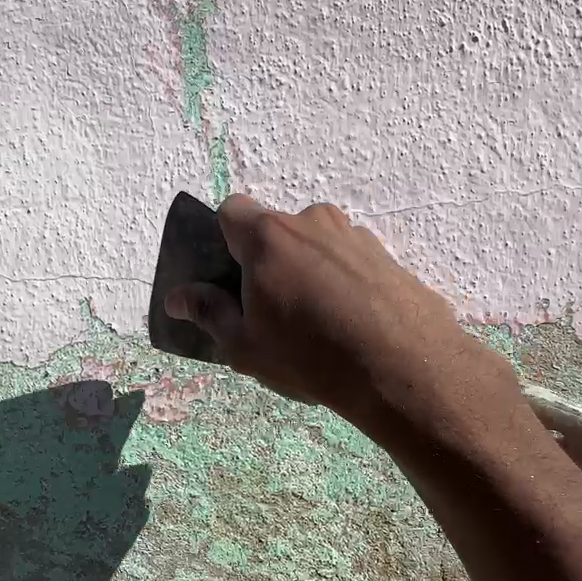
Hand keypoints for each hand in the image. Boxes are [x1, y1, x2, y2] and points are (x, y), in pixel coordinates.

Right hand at [162, 195, 525, 453]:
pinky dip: (338, 283)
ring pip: (313, 247)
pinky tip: (346, 326)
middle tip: (267, 312)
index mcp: (268, 237)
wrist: (403, 368)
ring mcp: (354, 236)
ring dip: (303, 272)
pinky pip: (346, 262)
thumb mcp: (243, 344)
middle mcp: (311, 222)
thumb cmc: (308, 356)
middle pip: (274, 231)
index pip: (231, 211)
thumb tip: (178, 295)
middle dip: (264, 263)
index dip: (222, 240)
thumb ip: (207, 312)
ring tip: (312, 325)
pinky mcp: (386, 256)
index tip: (226, 278)